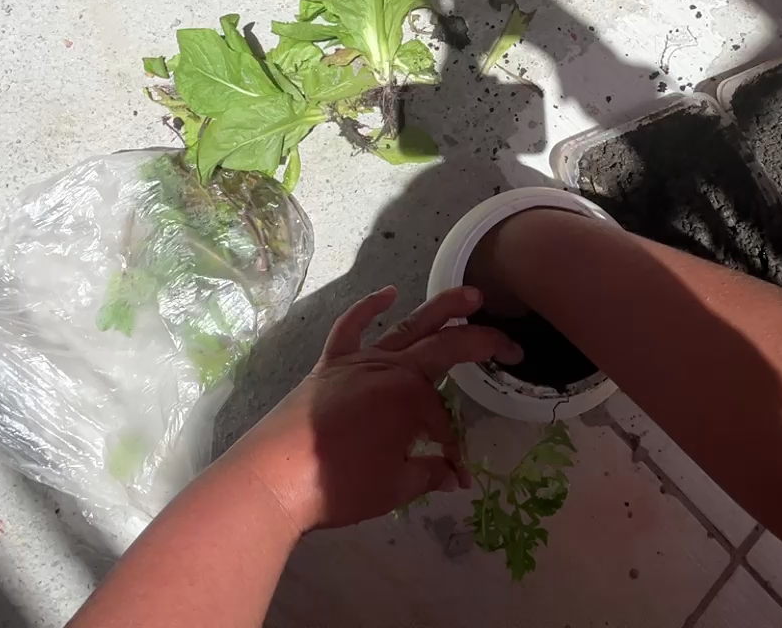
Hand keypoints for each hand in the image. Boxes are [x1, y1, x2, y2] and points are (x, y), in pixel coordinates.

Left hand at [224, 285, 521, 533]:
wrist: (272, 478)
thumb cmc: (337, 485)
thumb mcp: (394, 487)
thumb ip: (429, 473)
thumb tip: (454, 476)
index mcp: (409, 397)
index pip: (445, 418)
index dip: (455, 447)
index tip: (456, 473)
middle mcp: (390, 368)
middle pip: (445, 347)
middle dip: (482, 343)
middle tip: (509, 343)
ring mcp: (359, 360)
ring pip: (408, 327)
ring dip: (442, 309)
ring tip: (471, 297)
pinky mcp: (331, 363)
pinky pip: (351, 327)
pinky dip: (369, 307)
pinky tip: (387, 292)